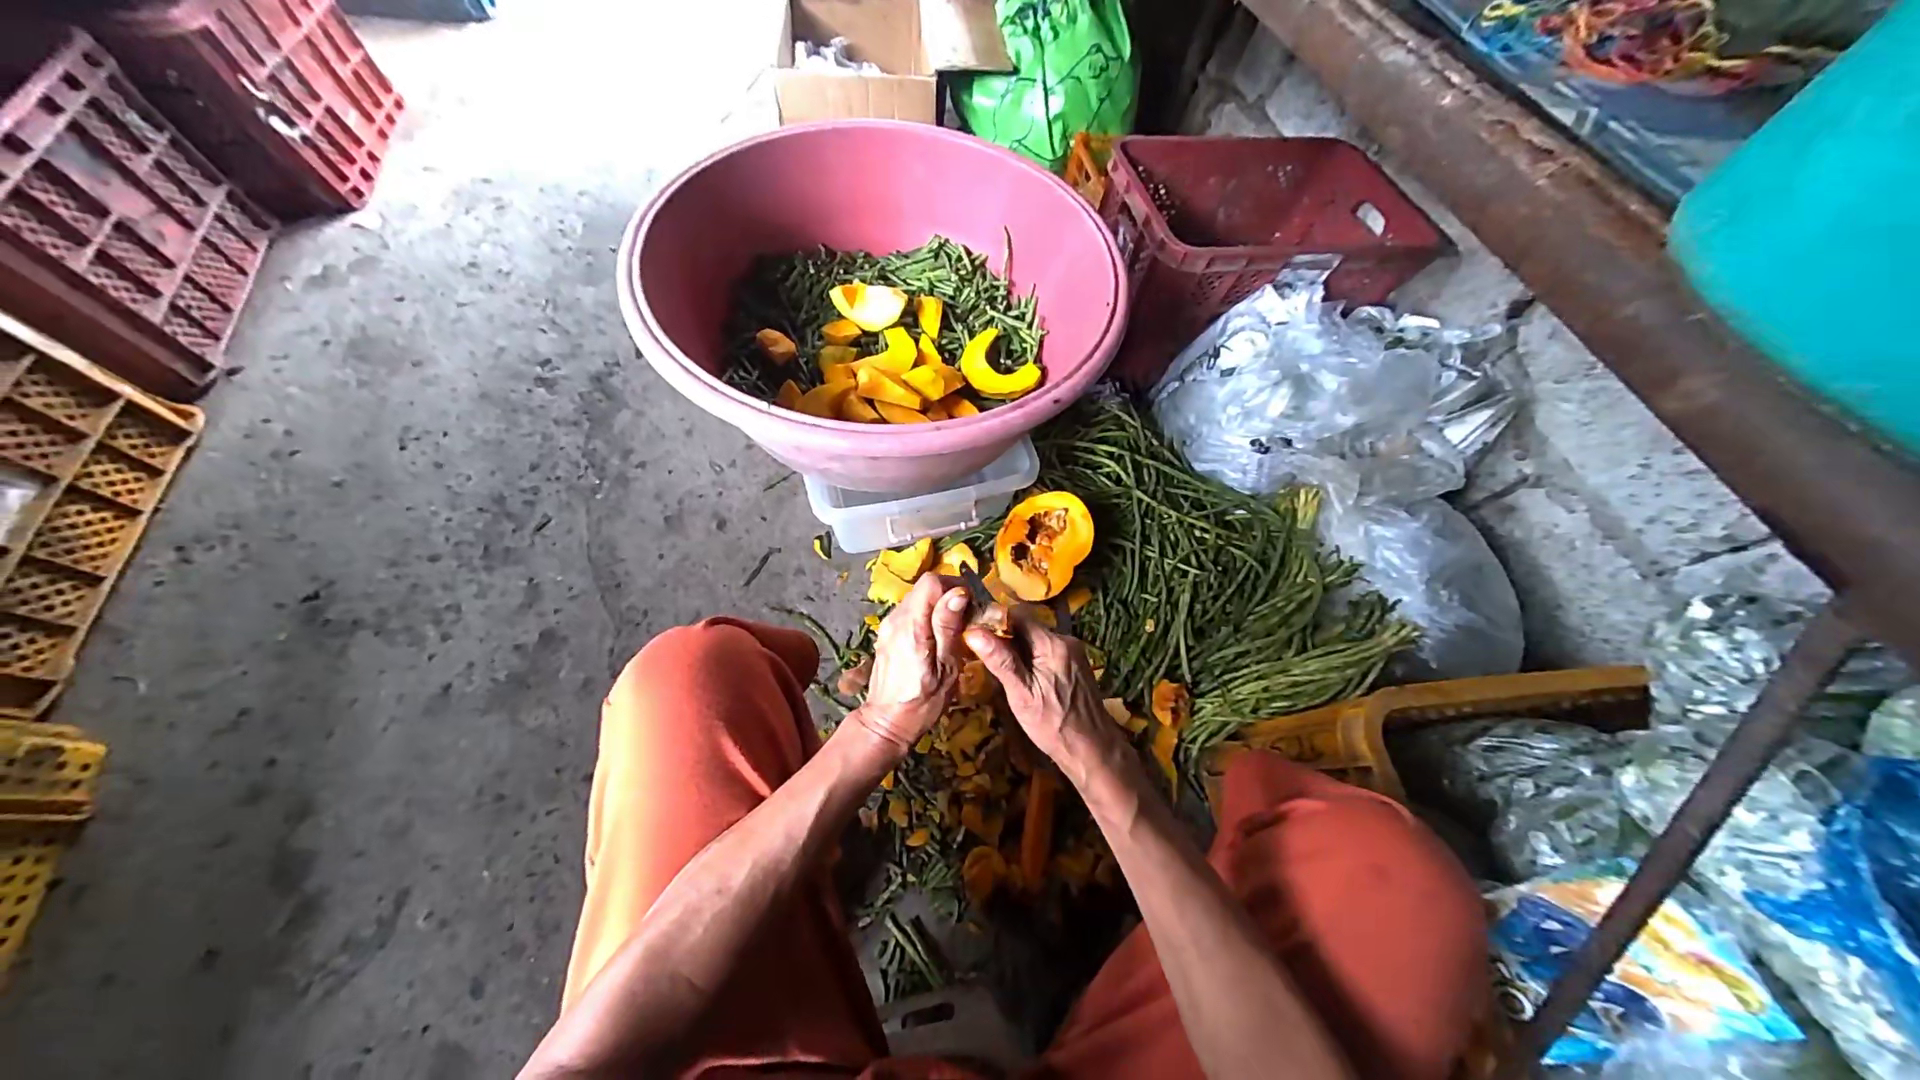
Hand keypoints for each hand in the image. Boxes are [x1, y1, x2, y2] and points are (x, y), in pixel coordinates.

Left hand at [851, 573, 970, 751]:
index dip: (955, 587)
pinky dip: (928, 617)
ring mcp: (888, 625)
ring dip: (939, 607)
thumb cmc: (921, 702)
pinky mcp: (888, 633)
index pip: (931, 582)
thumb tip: (959, 593)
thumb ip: (949, 627)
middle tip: (967, 620)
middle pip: (924, 587)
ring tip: (955, 631)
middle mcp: (895, 619)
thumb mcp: (945, 668)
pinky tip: (937, 639)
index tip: (971, 606)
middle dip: (949, 596)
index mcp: (910, 625)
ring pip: (918, 598)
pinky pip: (911, 612)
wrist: (886, 723)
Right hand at [964, 606, 1116, 769]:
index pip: (1018, 614)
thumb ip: (1000, 660)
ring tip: (999, 668)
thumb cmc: (1053, 725)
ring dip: (1017, 648)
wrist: (1092, 749)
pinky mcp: (1075, 664)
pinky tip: (1022, 678)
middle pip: (1028, 626)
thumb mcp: (1021, 695)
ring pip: (1037, 639)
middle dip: (1004, 636)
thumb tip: (973, 631)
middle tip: (982, 653)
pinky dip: (1032, 658)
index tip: (975, 631)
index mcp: (1052, 644)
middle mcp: (1065, 640)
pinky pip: (1047, 651)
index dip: (994, 619)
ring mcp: (1073, 652)